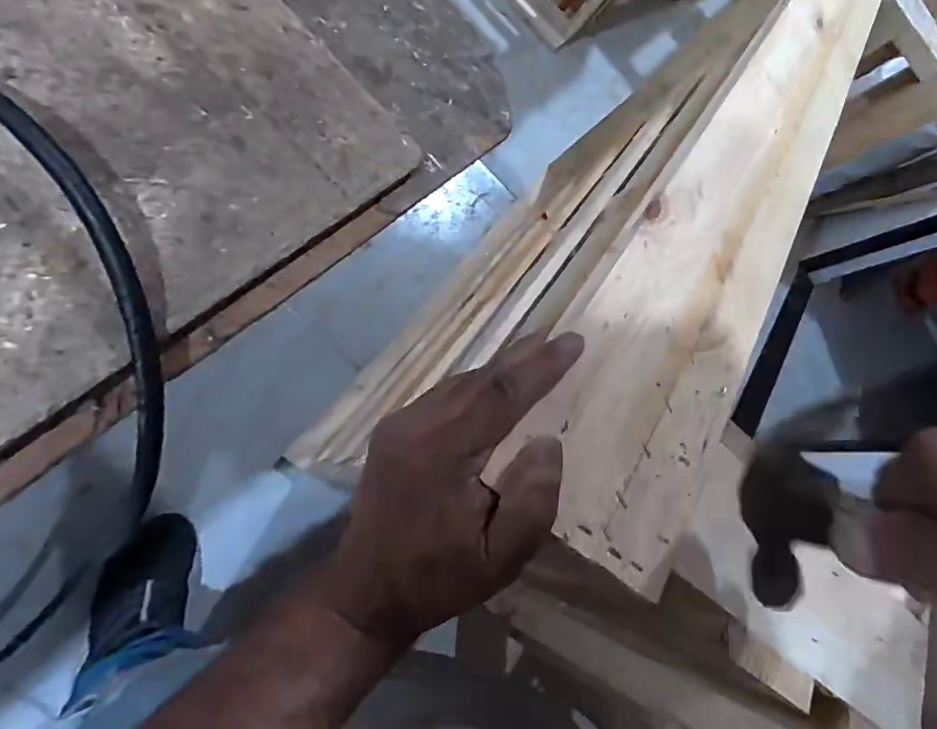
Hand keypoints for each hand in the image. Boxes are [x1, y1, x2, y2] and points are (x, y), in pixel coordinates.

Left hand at [308, 332, 582, 646]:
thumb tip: (546, 441)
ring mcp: (400, 426)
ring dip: (505, 364)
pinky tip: (499, 378)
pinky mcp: (395, 430)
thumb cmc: (439, 579)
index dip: (541, 366)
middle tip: (563, 337)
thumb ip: (534, 501)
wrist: (361, 599)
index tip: (574, 343)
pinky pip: (449, 390)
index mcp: (441, 454)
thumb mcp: (502, 559)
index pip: (501, 393)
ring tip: (539, 348)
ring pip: (464, 379)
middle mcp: (416, 428)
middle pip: (482, 377)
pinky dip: (482, 379)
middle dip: (527, 355)